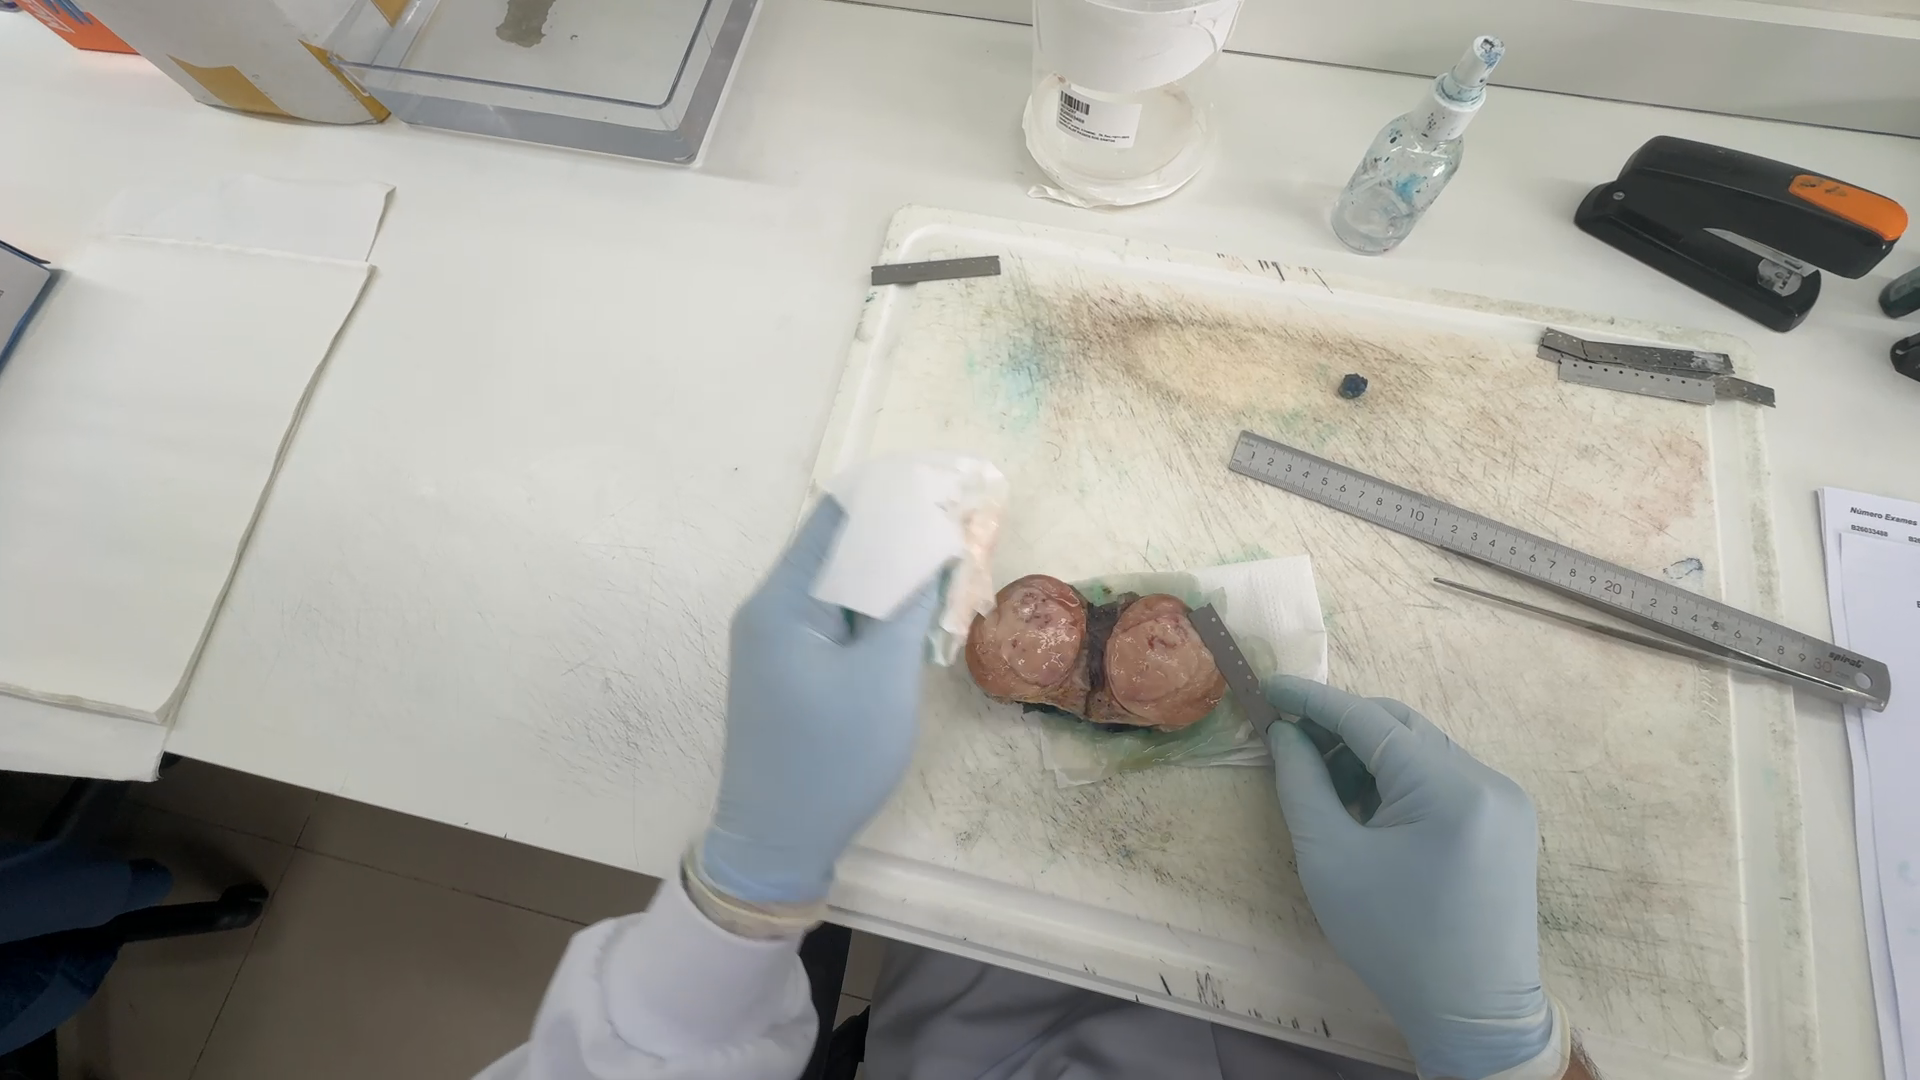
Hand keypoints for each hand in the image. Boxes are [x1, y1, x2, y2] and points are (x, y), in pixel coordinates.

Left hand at [699, 498, 940, 907]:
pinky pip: (836, 618)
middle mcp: (772, 609)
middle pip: (837, 548)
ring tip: (946, 564)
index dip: (887, 496)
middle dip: (896, 535)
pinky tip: (914, 612)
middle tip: (956, 529)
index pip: (833, 519)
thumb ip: (909, 606)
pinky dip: (875, 609)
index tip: (940, 488)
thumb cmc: (831, 759)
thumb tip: (936, 546)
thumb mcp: (882, 680)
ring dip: (890, 574)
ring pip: (841, 585)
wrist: (777, 842)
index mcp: (782, 602)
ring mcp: (778, 639)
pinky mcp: (792, 666)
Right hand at [1265, 676, 1556, 1078]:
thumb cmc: (1391, 937)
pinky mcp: (1505, 820)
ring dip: (1365, 751)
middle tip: (1289, 742)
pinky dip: (1395, 774)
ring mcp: (1504, 800)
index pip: (1367, 719)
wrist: (1473, 1017)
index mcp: (1449, 789)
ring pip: (1417, 746)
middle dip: (1338, 726)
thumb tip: (1283, 732)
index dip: (1311, 699)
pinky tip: (1366, 804)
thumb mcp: (1328, 855)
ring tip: (1325, 784)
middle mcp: (1487, 781)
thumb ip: (1300, 781)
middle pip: (1397, 725)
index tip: (1267, 685)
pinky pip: (1439, 772)